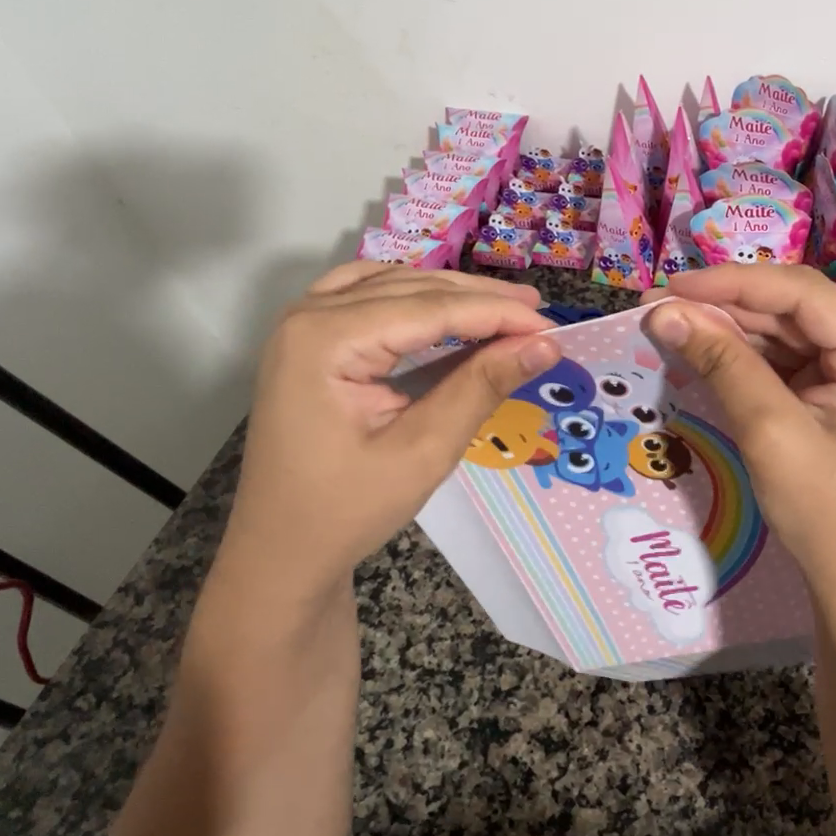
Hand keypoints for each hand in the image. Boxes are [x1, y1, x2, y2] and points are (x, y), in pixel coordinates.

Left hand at [221, 262, 558, 595]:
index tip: (552, 327)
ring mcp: (303, 325)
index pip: (431, 309)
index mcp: (326, 340)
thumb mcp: (424, 450)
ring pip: (392, 285)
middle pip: (412, 289)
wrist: (283, 549)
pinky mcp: (310, 342)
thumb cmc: (348, 508)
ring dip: (451, 294)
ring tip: (508, 309)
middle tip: (541, 317)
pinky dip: (415, 297)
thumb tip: (544, 346)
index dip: (497, 313)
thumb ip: (481, 388)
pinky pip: (368, 296)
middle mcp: (309, 316)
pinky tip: (447, 309)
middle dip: (479, 300)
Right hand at [643, 265, 835, 607]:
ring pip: (786, 330)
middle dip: (726, 306)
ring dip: (730, 329)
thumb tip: (664, 312)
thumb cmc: (826, 512)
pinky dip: (744, 356)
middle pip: (794, 307)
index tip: (671, 285)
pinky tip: (703, 349)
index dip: (733, 283)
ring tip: (669, 325)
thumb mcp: (771, 432)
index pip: (803, 293)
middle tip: (659, 307)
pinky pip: (787, 358)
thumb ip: (723, 364)